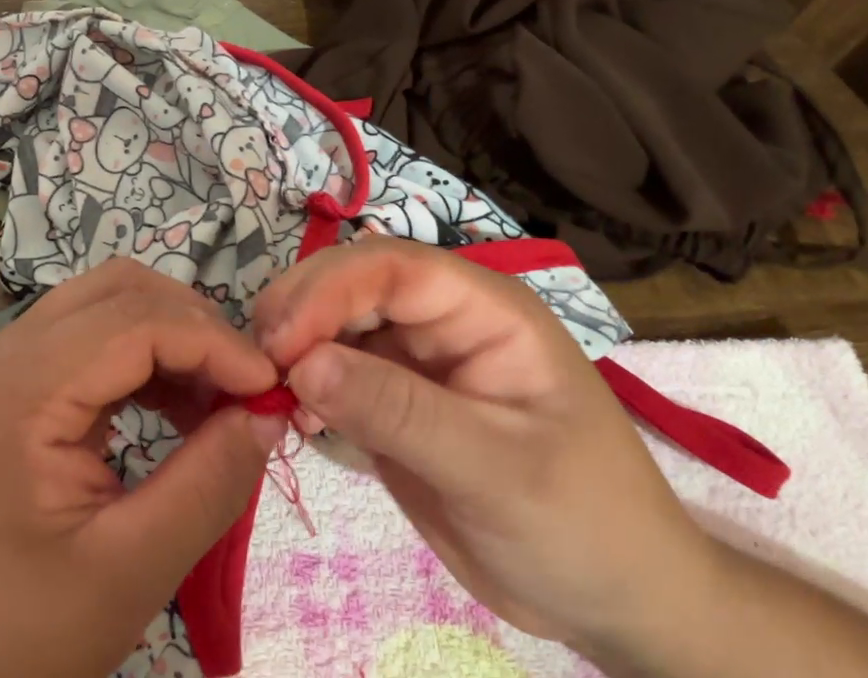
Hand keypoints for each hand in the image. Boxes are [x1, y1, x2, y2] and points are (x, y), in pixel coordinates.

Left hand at [0, 259, 286, 677]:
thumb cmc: (25, 628)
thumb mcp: (133, 567)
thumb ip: (209, 482)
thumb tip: (269, 413)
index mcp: (21, 391)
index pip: (135, 320)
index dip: (214, 343)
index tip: (271, 390)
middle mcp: (3, 355)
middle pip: (119, 291)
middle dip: (195, 326)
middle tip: (246, 390)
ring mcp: (0, 365)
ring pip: (104, 304)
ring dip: (171, 337)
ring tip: (220, 401)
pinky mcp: (10, 386)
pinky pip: (87, 339)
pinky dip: (142, 357)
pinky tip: (176, 408)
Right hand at [251, 236, 715, 648]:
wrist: (612, 600)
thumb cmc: (583, 523)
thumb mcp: (496, 468)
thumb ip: (399, 411)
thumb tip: (301, 362)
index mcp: (484, 311)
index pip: (392, 268)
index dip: (328, 290)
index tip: (278, 342)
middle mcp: (442, 324)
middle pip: (352, 287)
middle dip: (299, 313)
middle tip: (255, 365)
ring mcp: (414, 366)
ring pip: (334, 331)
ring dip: (294, 351)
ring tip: (265, 392)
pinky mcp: (393, 409)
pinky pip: (334, 380)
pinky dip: (305, 390)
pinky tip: (293, 417)